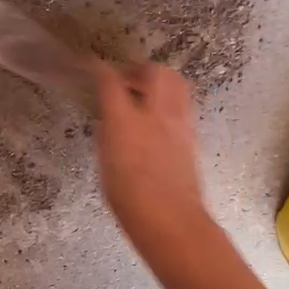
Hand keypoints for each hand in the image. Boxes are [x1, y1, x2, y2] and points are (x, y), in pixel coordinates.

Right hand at [95, 62, 212, 249]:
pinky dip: (172, 100)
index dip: (101, 70)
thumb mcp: (105, 167)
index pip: (111, 83)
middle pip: (154, 71)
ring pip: (176, 83)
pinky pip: (184, 104)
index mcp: (125, 123)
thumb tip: (110, 121)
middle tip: (127, 79)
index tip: (95, 68)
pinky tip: (162, 116)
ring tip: (148, 92)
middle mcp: (155, 115)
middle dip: (139, 69)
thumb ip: (108, 137)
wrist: (171, 220)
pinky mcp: (193, 135)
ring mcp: (179, 123)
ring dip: (161, 80)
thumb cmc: (130, 201)